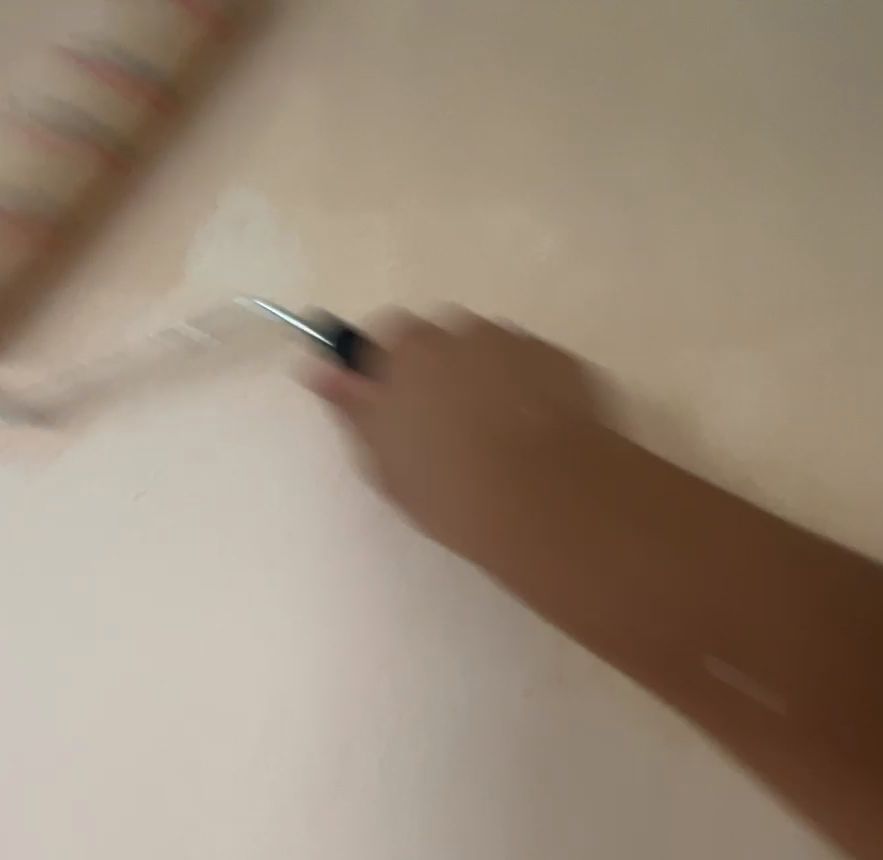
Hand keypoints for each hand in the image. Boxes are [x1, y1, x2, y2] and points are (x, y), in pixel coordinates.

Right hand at [307, 307, 635, 585]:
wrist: (547, 504)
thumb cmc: (449, 488)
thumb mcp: (383, 459)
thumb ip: (351, 406)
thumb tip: (318, 368)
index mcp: (410, 350)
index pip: (385, 336)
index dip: (387, 370)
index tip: (393, 409)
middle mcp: (464, 332)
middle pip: (439, 340)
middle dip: (436, 373)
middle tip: (440, 432)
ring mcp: (520, 344)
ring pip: (488, 353)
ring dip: (482, 379)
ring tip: (491, 439)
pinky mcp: (565, 364)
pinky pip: (531, 368)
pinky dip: (525, 390)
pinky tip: (528, 436)